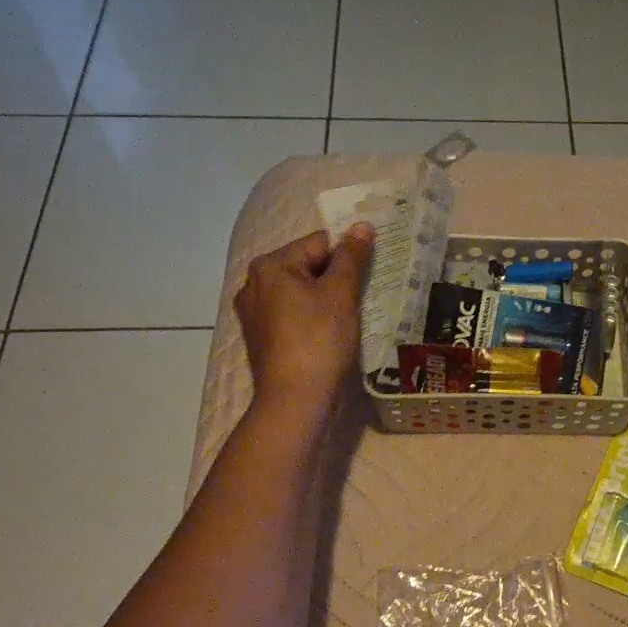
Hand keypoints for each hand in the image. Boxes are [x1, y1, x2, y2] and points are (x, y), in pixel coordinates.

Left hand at [233, 224, 372, 415]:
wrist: (296, 401)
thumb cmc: (319, 340)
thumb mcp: (341, 294)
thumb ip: (351, 257)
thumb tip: (361, 225)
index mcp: (270, 266)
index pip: (319, 243)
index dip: (349, 253)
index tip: (373, 269)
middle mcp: (254, 285)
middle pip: (307, 267)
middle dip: (337, 277)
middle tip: (367, 292)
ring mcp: (255, 315)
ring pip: (301, 294)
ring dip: (327, 300)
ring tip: (354, 314)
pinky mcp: (262, 340)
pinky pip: (293, 317)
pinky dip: (314, 319)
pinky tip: (333, 334)